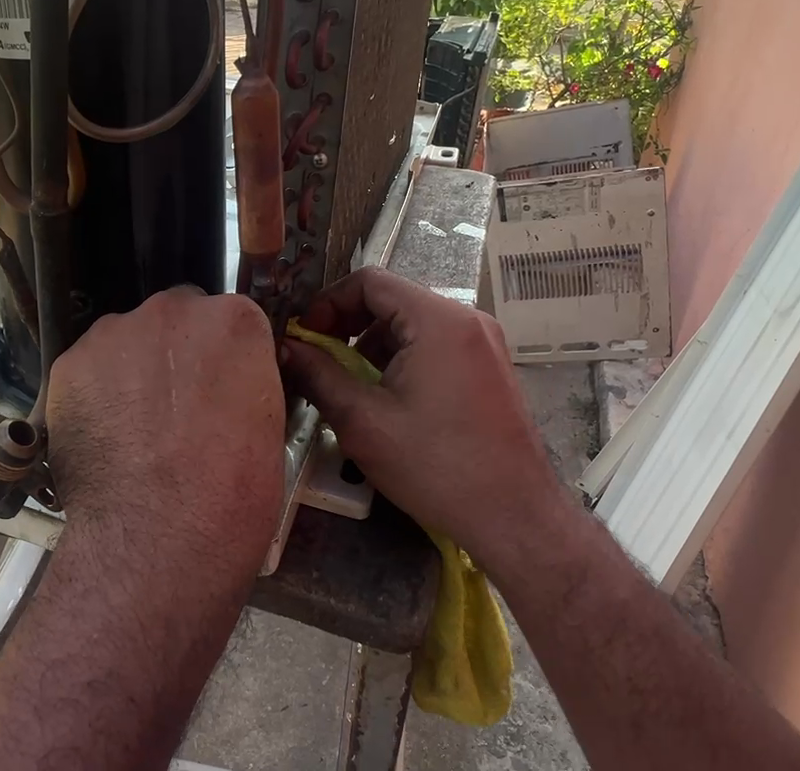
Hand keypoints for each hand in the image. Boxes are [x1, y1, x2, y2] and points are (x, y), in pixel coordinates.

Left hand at [44, 287, 285, 578]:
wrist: (159, 536)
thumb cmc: (233, 494)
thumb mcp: (267, 429)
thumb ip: (243, 385)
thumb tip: (224, 390)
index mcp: (235, 322)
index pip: (229, 323)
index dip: (220, 360)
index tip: (214, 391)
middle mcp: (174, 310)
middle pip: (175, 320)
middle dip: (175, 354)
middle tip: (172, 409)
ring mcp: (116, 332)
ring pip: (126, 341)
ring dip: (131, 370)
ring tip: (130, 427)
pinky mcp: (70, 362)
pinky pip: (87, 370)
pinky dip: (93, 394)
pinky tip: (100, 436)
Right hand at [278, 268, 571, 570]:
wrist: (515, 518)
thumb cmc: (437, 466)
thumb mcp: (363, 421)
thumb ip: (318, 375)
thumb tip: (284, 348)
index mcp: (438, 320)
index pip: (370, 281)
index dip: (328, 302)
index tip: (304, 336)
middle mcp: (466, 320)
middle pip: (391, 299)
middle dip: (347, 324)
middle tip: (317, 359)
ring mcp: (482, 343)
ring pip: (411, 323)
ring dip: (370, 344)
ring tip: (347, 384)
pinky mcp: (487, 368)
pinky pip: (432, 344)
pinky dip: (400, 358)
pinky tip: (383, 397)